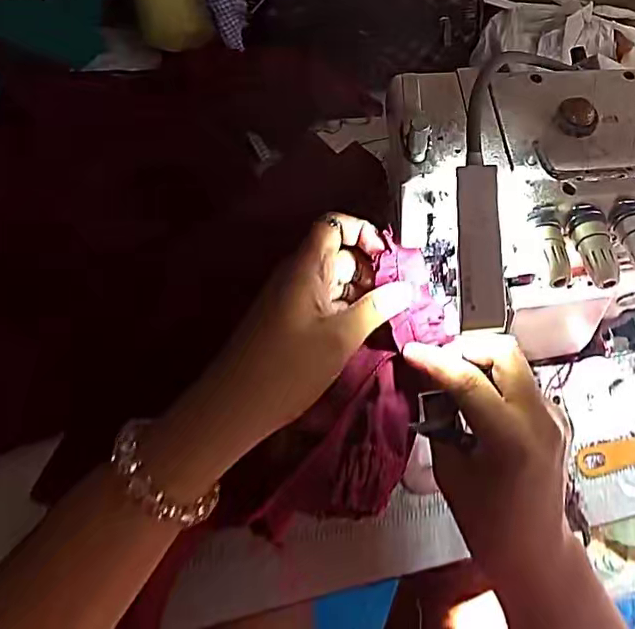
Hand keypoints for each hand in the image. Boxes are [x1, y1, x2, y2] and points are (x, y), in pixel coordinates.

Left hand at [146, 214, 412, 487]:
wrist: (229, 411)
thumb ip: (377, 307)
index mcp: (307, 267)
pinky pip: (324, 299)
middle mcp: (297, 273)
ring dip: (361, 291)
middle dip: (371, 269)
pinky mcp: (288, 317)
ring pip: (335, 278)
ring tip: (383, 316)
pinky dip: (345, 308)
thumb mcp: (341, 337)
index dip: (364, 232)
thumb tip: (405, 288)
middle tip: (395, 295)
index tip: (387, 258)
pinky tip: (359, 331)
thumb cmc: (286, 370)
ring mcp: (290, 295)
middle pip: (340, 252)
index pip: (335, 224)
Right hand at [400, 335, 572, 590]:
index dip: (436, 361)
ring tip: (454, 378)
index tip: (412, 351)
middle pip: (504, 351)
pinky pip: (523, 382)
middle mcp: (539, 416)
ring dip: (482, 360)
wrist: (536, 552)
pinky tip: (479, 400)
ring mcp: (553, 412)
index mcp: (511, 436)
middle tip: (439, 362)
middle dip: (467, 348)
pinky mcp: (556, 414)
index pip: (470, 380)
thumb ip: (442, 425)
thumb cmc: (490, 526)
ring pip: (516, 361)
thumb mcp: (452, 475)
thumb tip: (431, 389)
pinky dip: (498, 380)